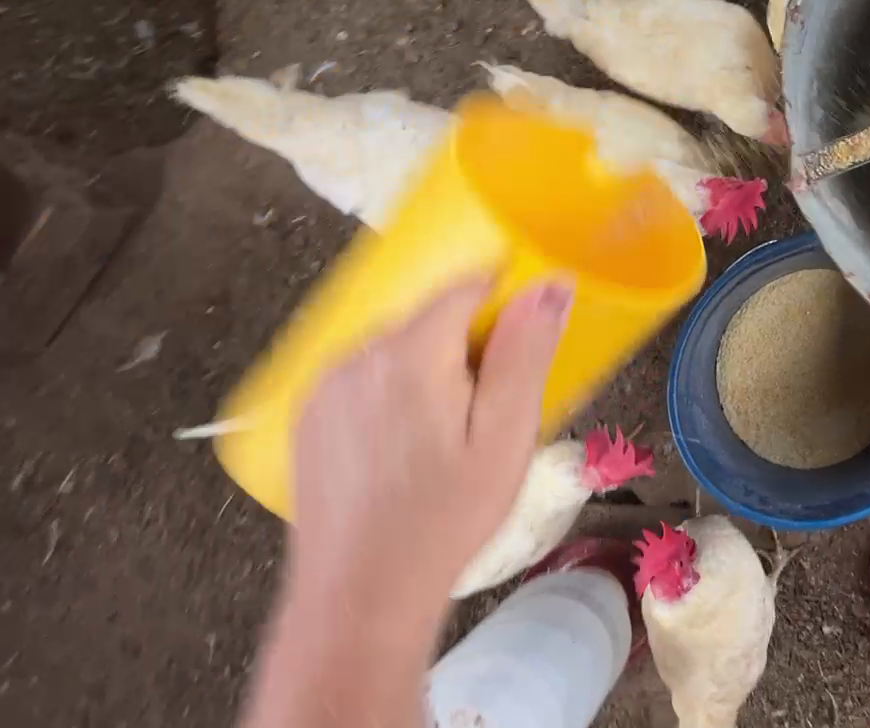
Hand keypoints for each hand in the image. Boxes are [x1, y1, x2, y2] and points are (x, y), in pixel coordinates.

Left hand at [287, 276, 572, 614]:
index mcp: (409, 354)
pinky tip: (412, 442)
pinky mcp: (308, 418)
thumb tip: (551, 283)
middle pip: (432, 316)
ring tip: (455, 428)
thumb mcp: (508, 432)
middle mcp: (356, 356)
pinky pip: (368, 375)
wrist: (360, 596)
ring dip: (436, 364)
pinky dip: (400, 387)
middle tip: (496, 403)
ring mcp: (323, 387)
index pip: (468, 286)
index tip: (528, 345)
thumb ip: (526, 350)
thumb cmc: (449, 513)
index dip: (508, 303)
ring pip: (400, 345)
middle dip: (472, 341)